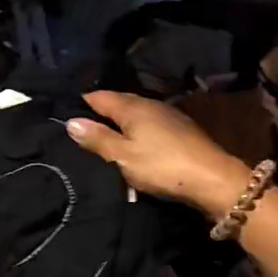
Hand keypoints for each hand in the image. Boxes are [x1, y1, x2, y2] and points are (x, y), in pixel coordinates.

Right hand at [66, 90, 256, 219]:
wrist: (213, 179)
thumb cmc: (162, 166)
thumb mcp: (123, 156)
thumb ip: (97, 139)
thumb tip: (71, 121)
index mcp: (132, 106)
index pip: (99, 96)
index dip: (81, 103)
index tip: (64, 111)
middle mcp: (150, 104)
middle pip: (119, 102)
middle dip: (100, 111)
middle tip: (80, 125)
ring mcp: (168, 116)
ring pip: (136, 114)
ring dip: (120, 122)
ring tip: (102, 136)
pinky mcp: (181, 131)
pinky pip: (149, 125)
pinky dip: (137, 131)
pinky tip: (133, 143)